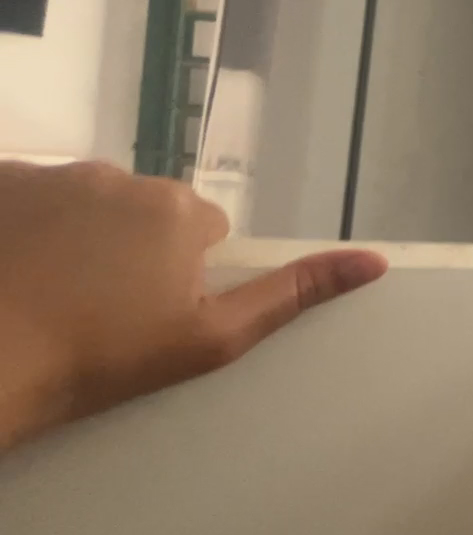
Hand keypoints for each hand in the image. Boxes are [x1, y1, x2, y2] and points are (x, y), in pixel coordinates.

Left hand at [0, 162, 387, 451]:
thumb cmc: (95, 358)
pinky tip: (6, 269)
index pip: (202, 228)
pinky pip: (17, 197)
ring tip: (37, 290)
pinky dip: (14, 225)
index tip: (145, 309)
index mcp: (177, 208)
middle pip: (141, 209)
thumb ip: (296, 291)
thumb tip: (374, 261)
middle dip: (127, 246)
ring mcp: (35, 177)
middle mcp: (113, 177)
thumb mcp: (214, 336)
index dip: (181, 271)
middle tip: (93, 306)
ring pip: (79, 202)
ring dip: (69, 234)